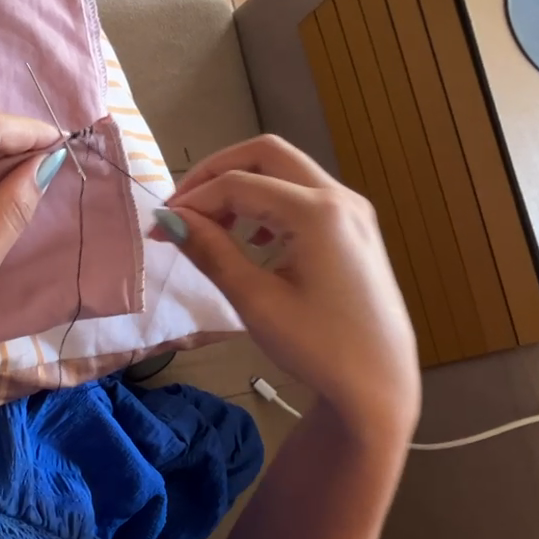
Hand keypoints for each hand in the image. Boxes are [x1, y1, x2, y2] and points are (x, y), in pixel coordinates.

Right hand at [156, 135, 419, 437]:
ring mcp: (352, 211)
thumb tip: (171, 221)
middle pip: (266, 155)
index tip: (159, 230)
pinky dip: (268, 203)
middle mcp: (339, 197)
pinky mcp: (355, 229)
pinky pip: (304, 196)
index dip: (192, 202)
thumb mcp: (255, 300)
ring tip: (211, 226)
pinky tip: (253, 240)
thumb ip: (211, 251)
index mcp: (316, 212)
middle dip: (216, 173)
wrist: (379, 384)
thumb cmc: (317, 346)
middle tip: (182, 207)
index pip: (237, 185)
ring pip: (286, 172)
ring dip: (243, 186)